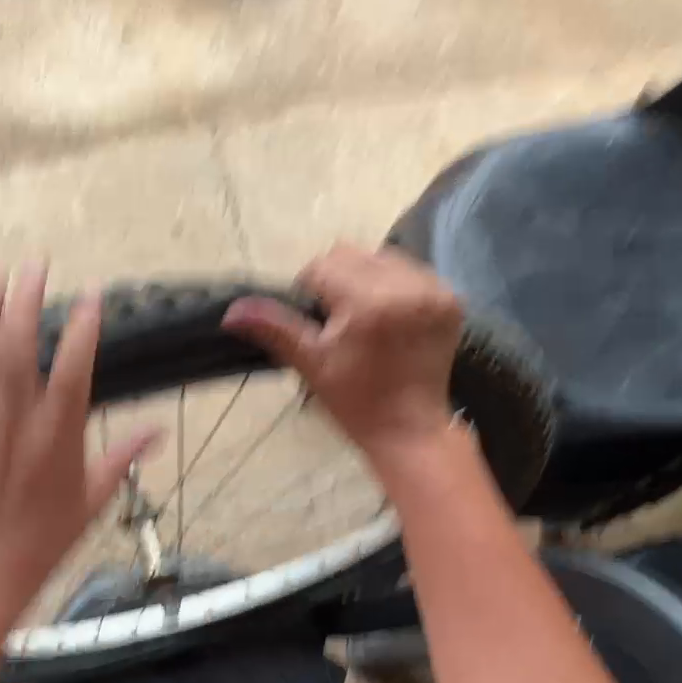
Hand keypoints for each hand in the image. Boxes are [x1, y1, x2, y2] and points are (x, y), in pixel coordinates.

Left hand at [0, 263, 156, 610]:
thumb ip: (125, 457)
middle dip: (24, 302)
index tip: (91, 297)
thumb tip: (159, 430)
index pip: (71, 373)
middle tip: (34, 265)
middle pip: (16, 353)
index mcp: (57, 441)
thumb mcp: (97, 498)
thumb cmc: (52, 534)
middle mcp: (16, 428)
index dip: (81, 332)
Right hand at [223, 244, 462, 465]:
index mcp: (370, 303)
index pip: (323, 266)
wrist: (410, 428)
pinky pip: (410, 271)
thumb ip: (273, 328)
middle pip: (353, 254)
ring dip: (363, 279)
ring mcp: (434, 290)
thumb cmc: (354, 400)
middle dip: (335, 280)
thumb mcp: (310, 364)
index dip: (307, 290)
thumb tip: (231, 311)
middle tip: (334, 320)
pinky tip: (387, 318)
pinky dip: (391, 286)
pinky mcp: (450, 298)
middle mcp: (407, 286)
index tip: (312, 322)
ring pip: (382, 257)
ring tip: (362, 318)